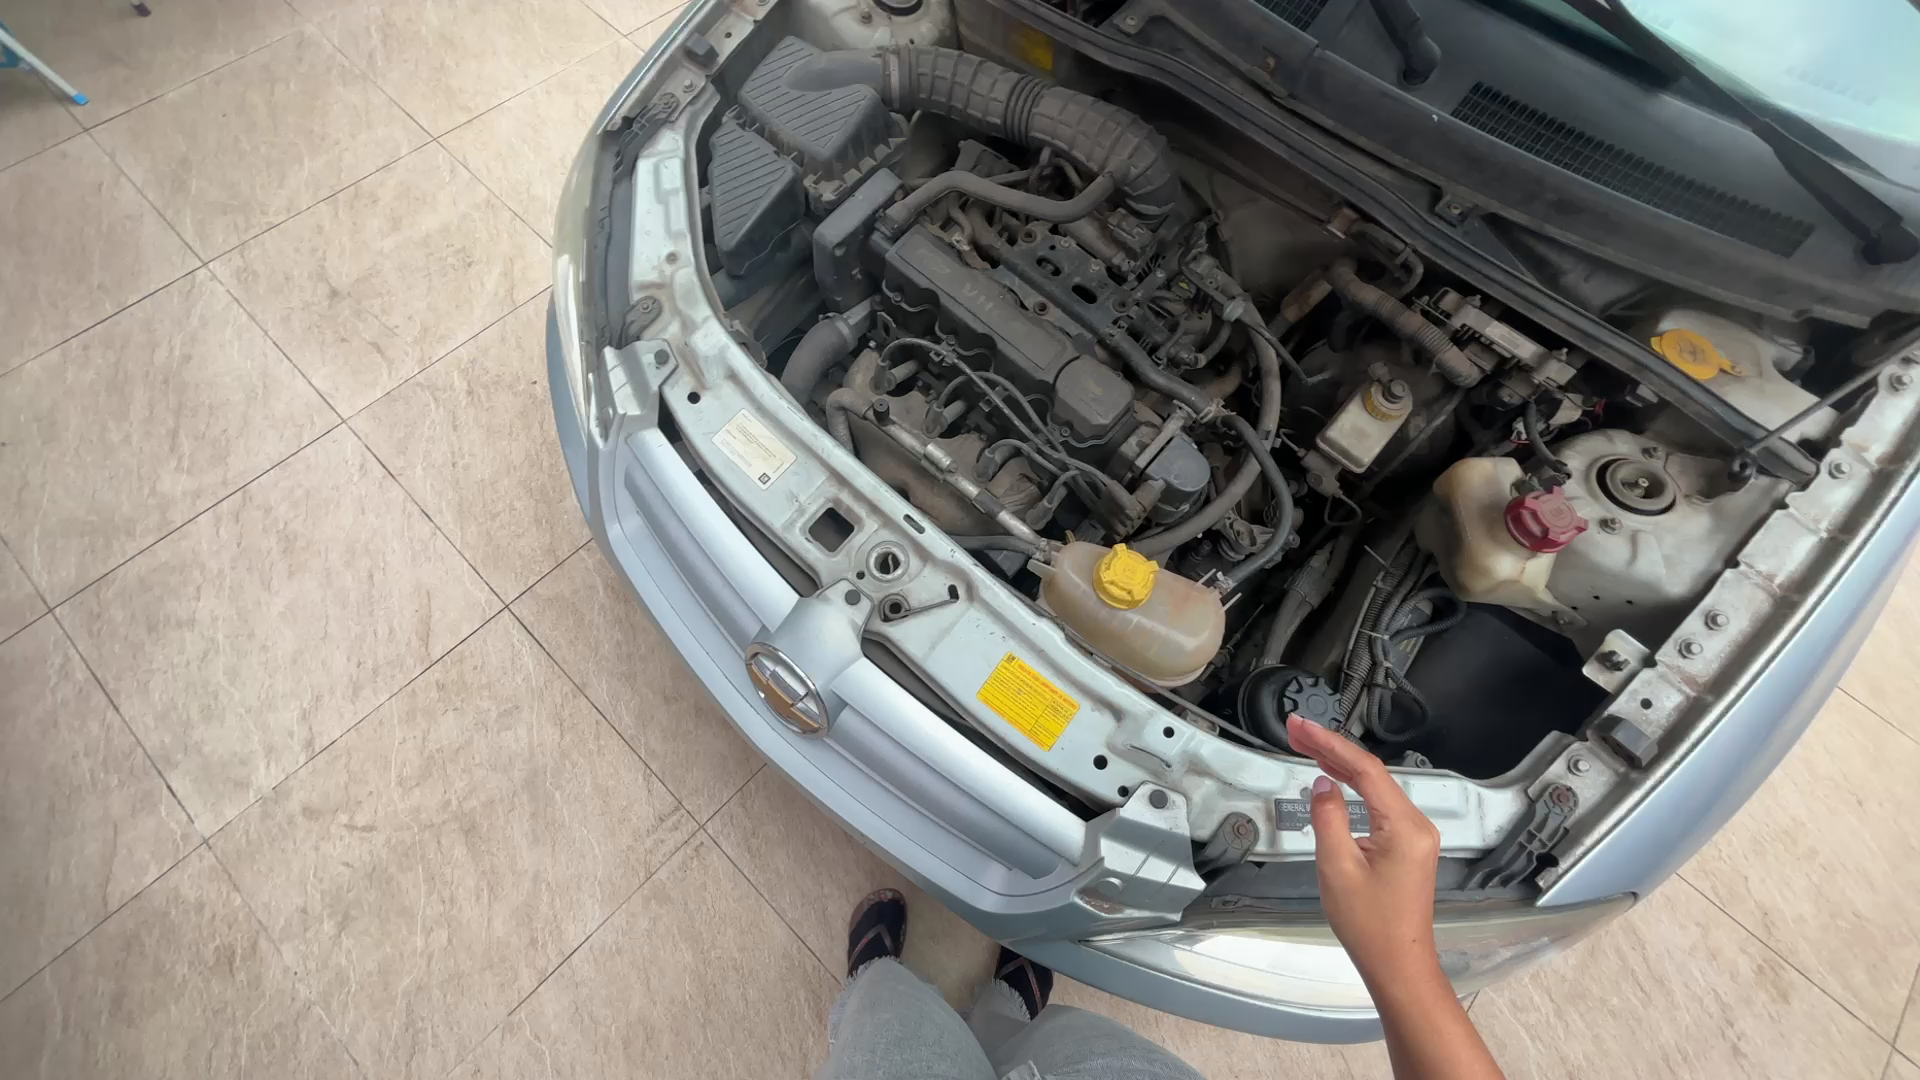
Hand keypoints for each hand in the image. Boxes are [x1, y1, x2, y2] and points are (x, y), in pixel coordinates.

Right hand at [1285, 714, 1442, 987]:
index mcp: (1405, 826)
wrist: (1398, 964)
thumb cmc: (1368, 922)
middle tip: (1295, 729)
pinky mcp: (1406, 843)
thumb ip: (1328, 816)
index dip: (1330, 743)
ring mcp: (1414, 834)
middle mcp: (1416, 824)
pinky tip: (1331, 773)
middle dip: (1331, 747)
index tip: (1300, 727)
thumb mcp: (1337, 866)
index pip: (1366, 770)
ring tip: (1304, 743)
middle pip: (1371, 772)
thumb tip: (1323, 783)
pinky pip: (1377, 801)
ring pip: (1374, 784)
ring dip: (1339, 762)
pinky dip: (1351, 782)